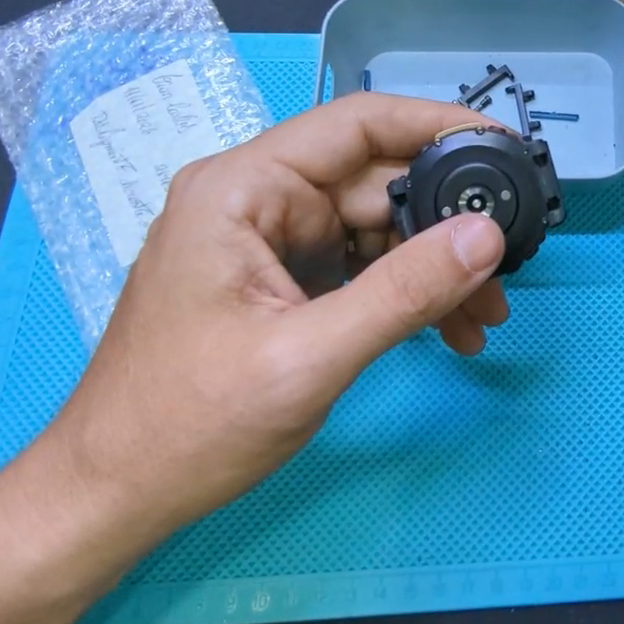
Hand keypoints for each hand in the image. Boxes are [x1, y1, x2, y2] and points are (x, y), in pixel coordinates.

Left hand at [40, 93, 510, 538]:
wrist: (114, 499)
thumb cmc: (187, 426)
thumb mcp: (308, 358)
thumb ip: (404, 293)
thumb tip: (488, 235)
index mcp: (244, 188)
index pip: (358, 124)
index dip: (438, 124)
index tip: (505, 146)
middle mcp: (263, 198)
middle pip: (381, 181)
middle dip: (449, 222)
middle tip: (509, 258)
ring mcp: (277, 238)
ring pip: (384, 226)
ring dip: (439, 267)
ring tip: (486, 312)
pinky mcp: (290, 275)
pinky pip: (369, 263)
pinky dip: (413, 291)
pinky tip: (452, 327)